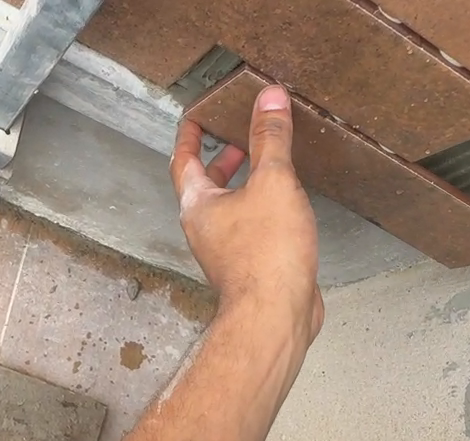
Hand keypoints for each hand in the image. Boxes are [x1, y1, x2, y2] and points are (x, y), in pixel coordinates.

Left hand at [170, 84, 323, 350]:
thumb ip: (270, 139)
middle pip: (206, 187)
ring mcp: (225, 251)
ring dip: (244, 184)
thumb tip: (269, 97)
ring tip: (269, 163)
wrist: (274, 315)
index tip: (196, 115)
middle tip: (240, 136)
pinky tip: (286, 202)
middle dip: (222, 159)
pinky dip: (262, 207)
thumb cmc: (266, 252)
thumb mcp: (272, 182)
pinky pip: (250, 228)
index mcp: (198, 207)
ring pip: (229, 208)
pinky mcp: (248, 267)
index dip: (189, 135)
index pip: (183, 162)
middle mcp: (205, 230)